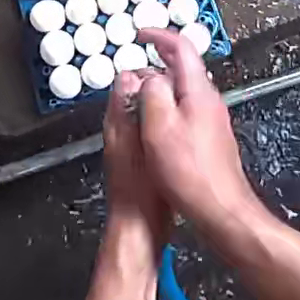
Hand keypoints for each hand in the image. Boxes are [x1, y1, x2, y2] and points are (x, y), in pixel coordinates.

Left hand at [101, 70, 170, 251]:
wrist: (142, 227)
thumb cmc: (142, 189)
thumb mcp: (140, 140)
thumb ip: (132, 107)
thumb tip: (130, 77)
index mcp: (116, 121)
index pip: (126, 81)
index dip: (147, 73)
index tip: (167, 72)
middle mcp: (120, 131)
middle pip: (139, 96)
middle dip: (158, 90)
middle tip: (180, 90)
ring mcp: (132, 146)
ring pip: (148, 114)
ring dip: (163, 110)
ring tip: (183, 108)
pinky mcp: (144, 160)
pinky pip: (155, 133)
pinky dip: (166, 129)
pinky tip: (180, 133)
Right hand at [132, 29, 260, 227]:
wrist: (221, 208)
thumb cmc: (191, 173)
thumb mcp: (159, 127)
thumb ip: (151, 94)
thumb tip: (147, 78)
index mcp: (197, 91)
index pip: (181, 47)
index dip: (159, 36)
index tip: (141, 34)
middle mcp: (209, 100)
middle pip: (185, 66)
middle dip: (159, 58)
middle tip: (138, 61)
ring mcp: (212, 118)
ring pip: (184, 88)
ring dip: (161, 83)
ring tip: (140, 91)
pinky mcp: (210, 136)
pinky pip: (186, 107)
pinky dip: (168, 104)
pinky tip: (155, 121)